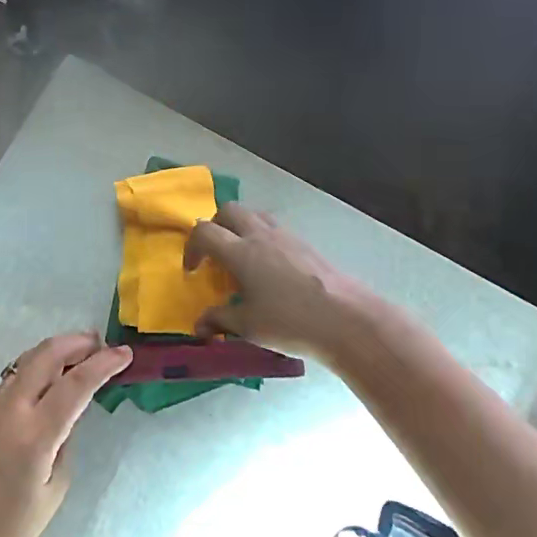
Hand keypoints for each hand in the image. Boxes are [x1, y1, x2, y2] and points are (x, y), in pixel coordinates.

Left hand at [0, 333, 131, 536]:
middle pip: (46, 355)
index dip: (104, 363)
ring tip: (82, 357)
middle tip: (102, 345)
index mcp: (34, 437)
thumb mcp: (54, 489)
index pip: (76, 383)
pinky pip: (14, 378)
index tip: (126, 353)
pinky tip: (52, 381)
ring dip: (57, 352)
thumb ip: (65, 441)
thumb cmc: (6, 534)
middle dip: (77, 342)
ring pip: (27, 361)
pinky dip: (39, 368)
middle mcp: (10, 412)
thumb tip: (71, 413)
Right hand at [184, 203, 396, 361]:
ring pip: (255, 215)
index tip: (193, 271)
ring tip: (242, 260)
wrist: (344, 317)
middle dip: (215, 228)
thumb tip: (200, 324)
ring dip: (240, 229)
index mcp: (241, 251)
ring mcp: (287, 236)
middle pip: (230, 211)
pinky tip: (269, 270)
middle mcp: (262, 235)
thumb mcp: (248, 326)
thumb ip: (220, 319)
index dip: (192, 247)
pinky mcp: (305, 243)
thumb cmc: (289, 321)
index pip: (205, 231)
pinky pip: (275, 229)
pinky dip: (262, 239)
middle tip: (214, 257)